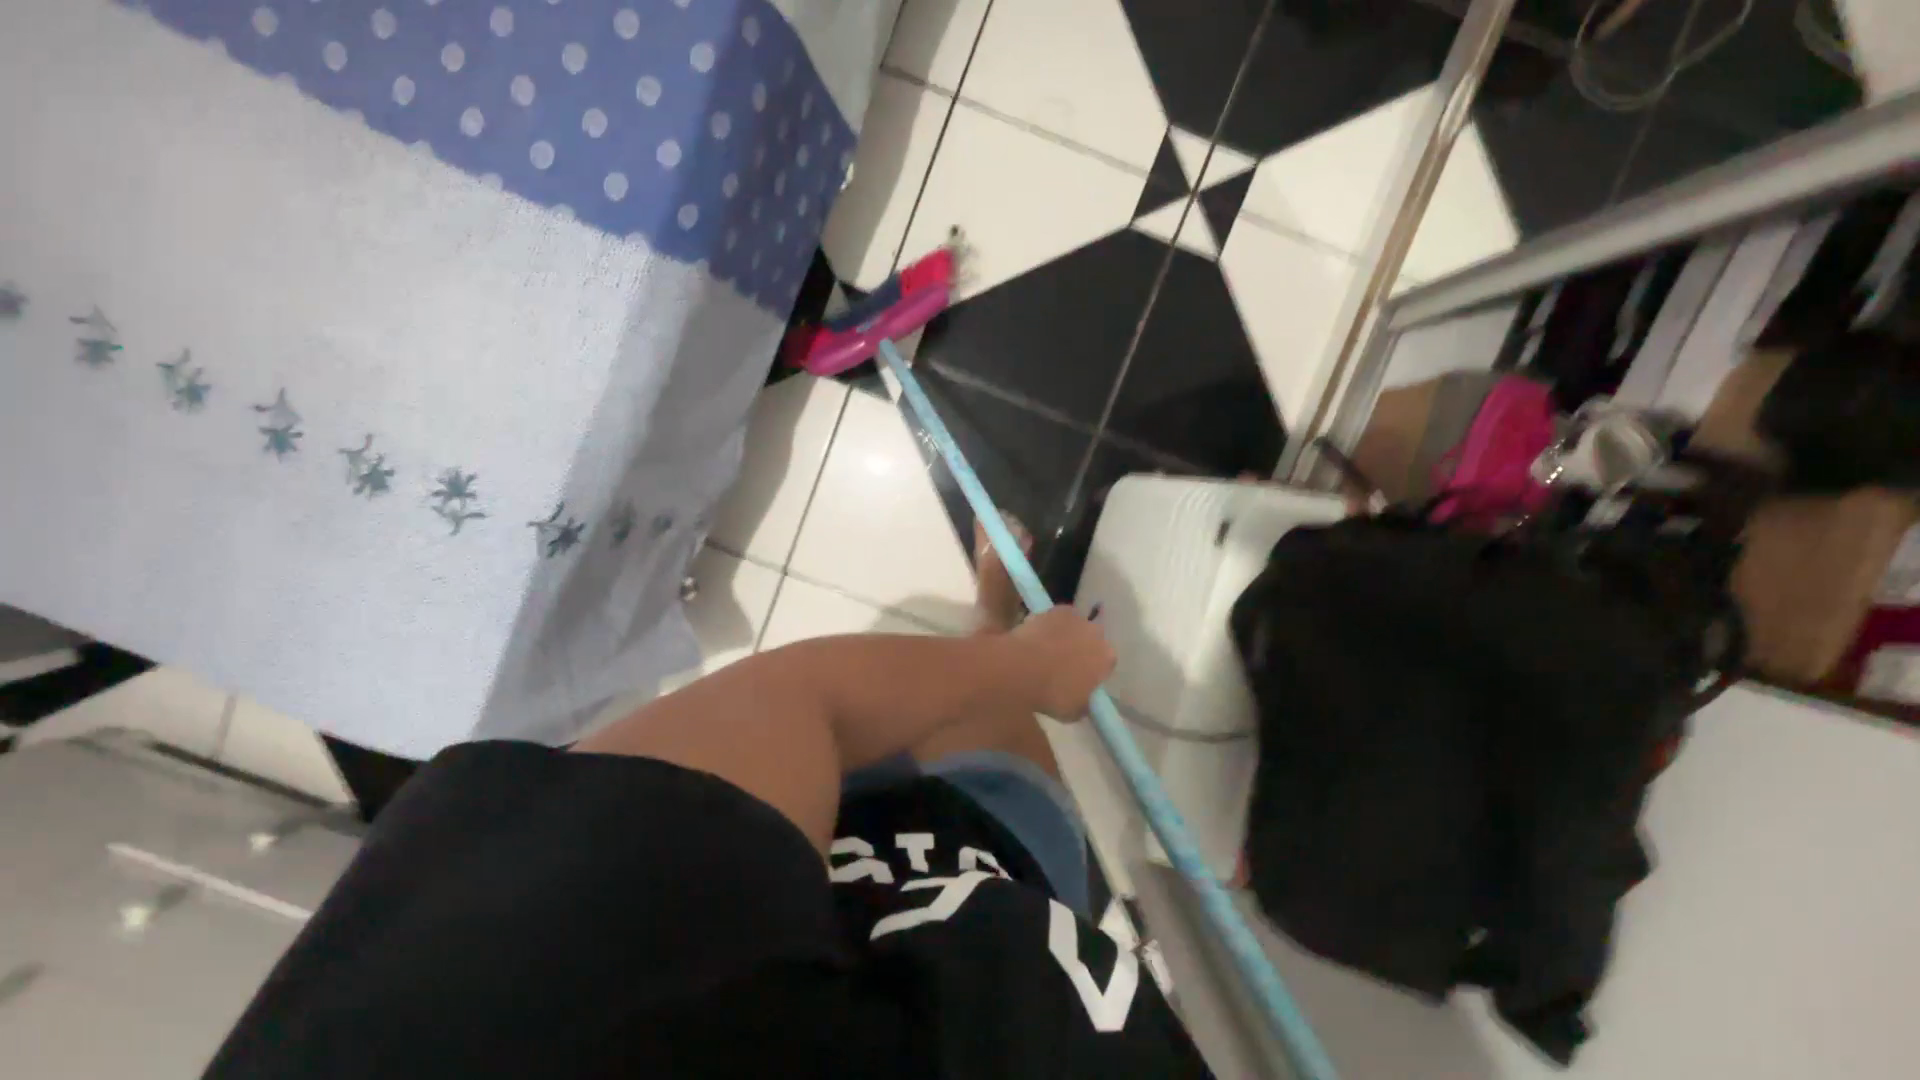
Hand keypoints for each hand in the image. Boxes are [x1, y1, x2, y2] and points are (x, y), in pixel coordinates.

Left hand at [1008, 607, 1114, 719]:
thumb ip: (1084, 703)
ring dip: (1066, 635)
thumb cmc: (1051, 694)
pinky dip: (1050, 625)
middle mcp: (1097, 634)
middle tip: (1062, 663)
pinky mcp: (1056, 609)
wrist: (1021, 669)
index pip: (1105, 664)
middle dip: (1081, 649)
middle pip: (1092, 640)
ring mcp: (1077, 618)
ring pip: (1075, 627)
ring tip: (1046, 649)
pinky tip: (1036, 637)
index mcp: (1107, 659)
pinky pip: (1057, 618)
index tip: (1078, 678)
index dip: (1092, 670)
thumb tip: (1082, 700)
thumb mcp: (1073, 711)